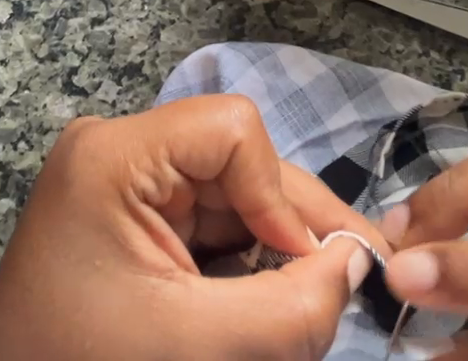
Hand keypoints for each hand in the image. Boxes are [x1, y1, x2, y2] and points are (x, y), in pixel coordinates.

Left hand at [0, 94, 387, 360]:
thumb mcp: (190, 346)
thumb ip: (286, 310)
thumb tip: (353, 265)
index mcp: (114, 156)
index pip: (229, 128)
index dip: (280, 194)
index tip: (307, 269)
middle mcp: (121, 147)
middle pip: (238, 158)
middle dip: (293, 224)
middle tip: (353, 285)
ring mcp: (127, 173)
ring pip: (234, 189)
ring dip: (276, 246)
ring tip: (313, 301)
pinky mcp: (135, 204)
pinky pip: (212, 215)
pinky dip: (247, 257)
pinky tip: (268, 297)